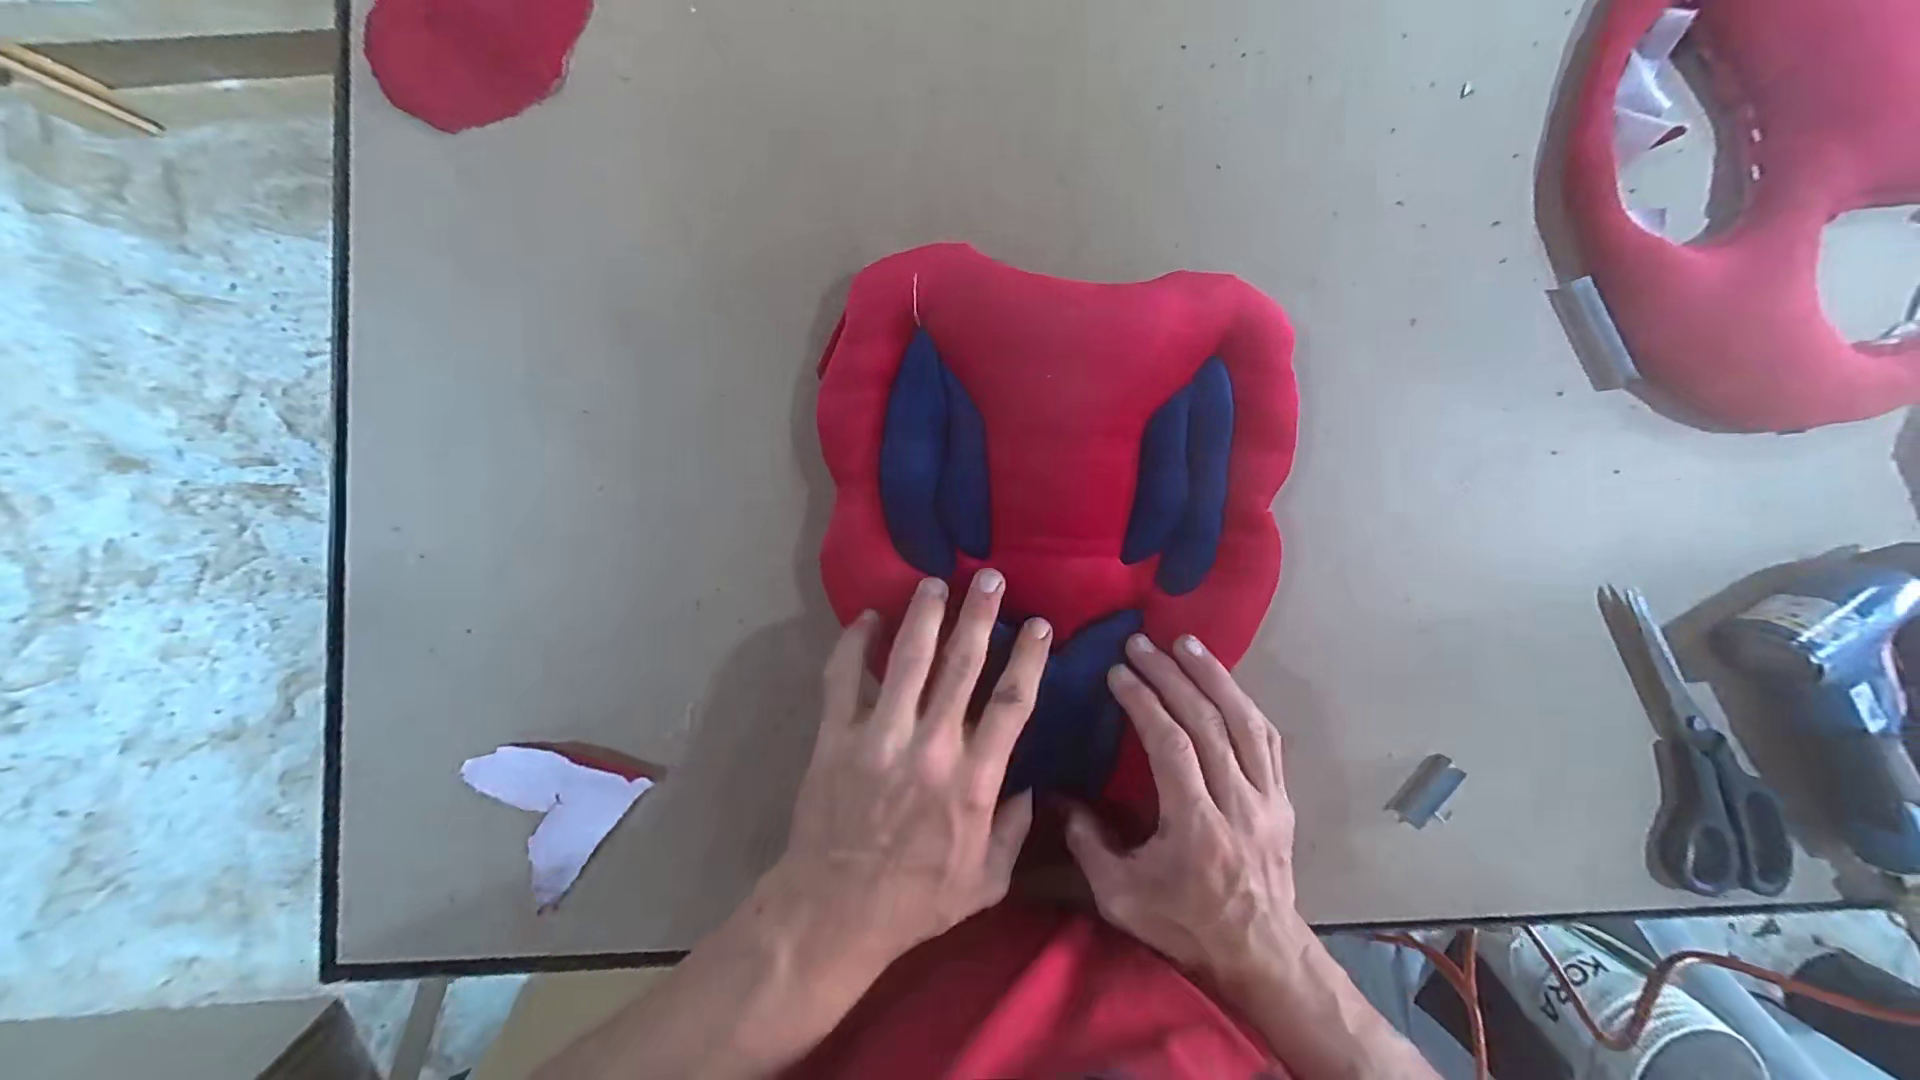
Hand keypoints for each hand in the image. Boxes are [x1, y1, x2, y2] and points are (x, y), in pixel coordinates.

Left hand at [762, 570, 1052, 971]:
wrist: (834, 911)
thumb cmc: (916, 901)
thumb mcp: (986, 881)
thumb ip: (1015, 831)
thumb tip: (1031, 788)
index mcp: (973, 779)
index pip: (1012, 703)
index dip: (1028, 658)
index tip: (1038, 625)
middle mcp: (931, 747)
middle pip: (961, 667)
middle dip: (979, 617)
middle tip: (990, 579)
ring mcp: (879, 738)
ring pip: (907, 661)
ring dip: (923, 617)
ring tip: (934, 582)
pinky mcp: (835, 738)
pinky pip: (842, 679)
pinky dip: (853, 644)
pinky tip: (865, 617)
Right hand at [1064, 633, 1308, 989]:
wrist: (1262, 958)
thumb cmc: (1185, 925)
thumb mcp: (1120, 896)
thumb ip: (1088, 842)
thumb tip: (1057, 796)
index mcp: (1196, 825)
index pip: (1171, 745)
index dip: (1144, 702)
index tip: (1118, 673)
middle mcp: (1238, 802)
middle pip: (1207, 722)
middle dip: (1171, 675)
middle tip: (1141, 643)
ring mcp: (1268, 798)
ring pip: (1244, 722)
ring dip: (1213, 676)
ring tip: (1185, 643)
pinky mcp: (1283, 799)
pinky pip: (1268, 739)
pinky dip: (1243, 702)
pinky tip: (1223, 681)